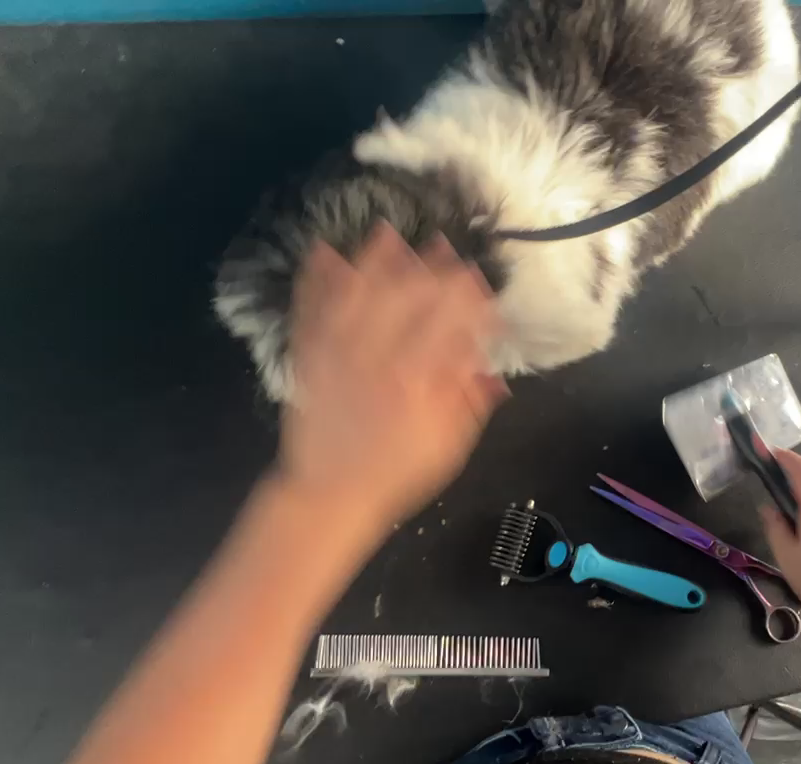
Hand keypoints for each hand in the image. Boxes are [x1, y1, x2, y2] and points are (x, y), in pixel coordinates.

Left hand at [274, 223, 507, 527]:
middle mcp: (381, 355)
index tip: (482, 284)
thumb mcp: (450, 445)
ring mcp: (341, 351)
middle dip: (432, 268)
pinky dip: (318, 279)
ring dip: (377, 260)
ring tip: (390, 233)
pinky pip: (313, 309)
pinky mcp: (310, 354)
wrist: (332, 492)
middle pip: (410, 297)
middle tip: (448, 247)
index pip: (452, 323)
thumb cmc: (400, 473)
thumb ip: (469, 401)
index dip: (470, 298)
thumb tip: (490, 368)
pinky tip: (324, 252)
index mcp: (421, 379)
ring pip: (361, 293)